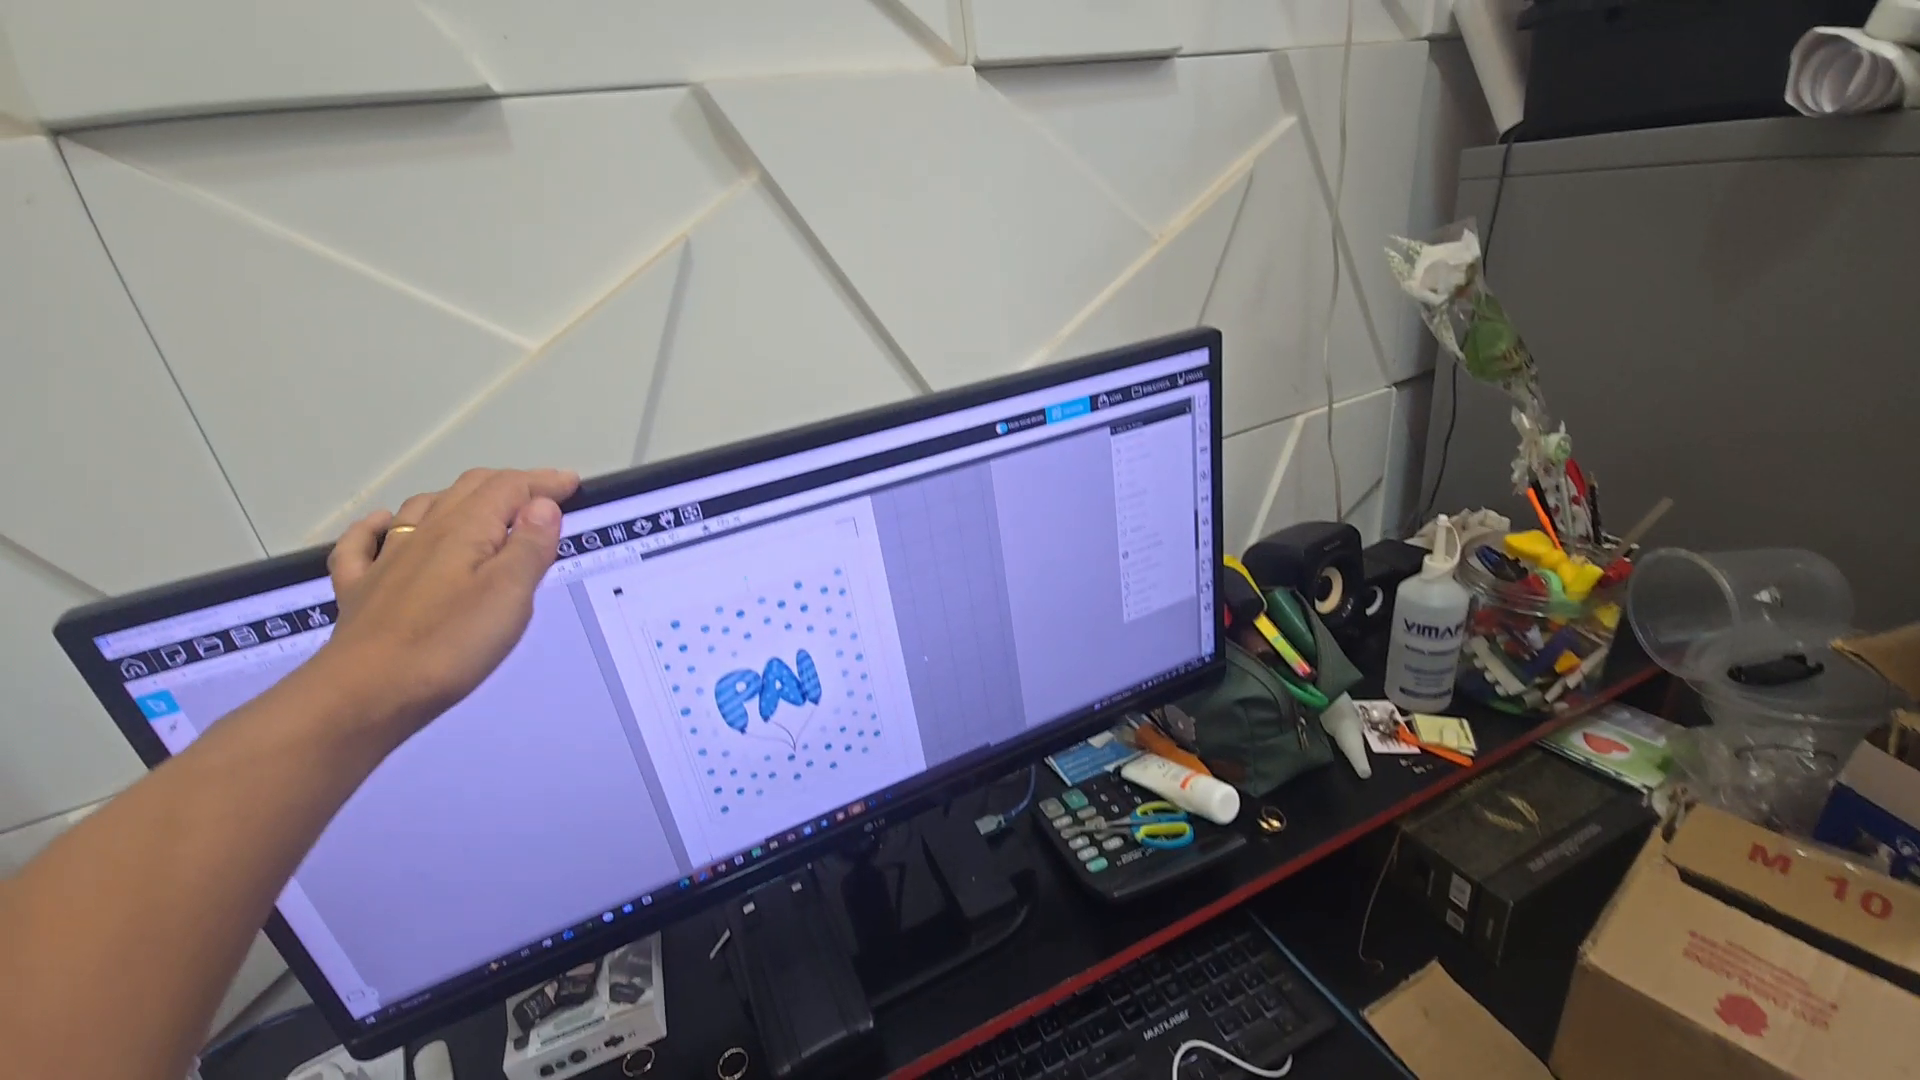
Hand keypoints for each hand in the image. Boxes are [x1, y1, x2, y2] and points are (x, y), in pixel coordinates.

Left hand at [317, 468, 580, 733]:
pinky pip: (364, 542)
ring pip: (423, 508)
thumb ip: (529, 545)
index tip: (572, 483)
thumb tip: (542, 503)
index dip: (543, 482)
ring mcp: (387, 559)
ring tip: (485, 508)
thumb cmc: (450, 643)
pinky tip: (386, 525)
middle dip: (510, 484)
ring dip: (460, 498)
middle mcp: (424, 533)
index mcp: (465, 530)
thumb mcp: (509, 594)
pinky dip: (380, 525)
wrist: (366, 693)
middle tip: (543, 494)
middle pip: (469, 489)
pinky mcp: (361, 589)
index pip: (509, 488)